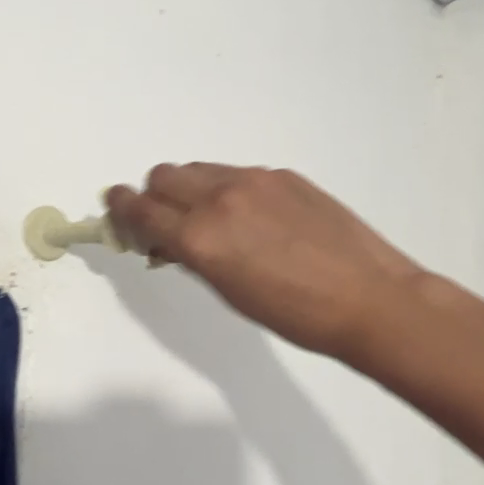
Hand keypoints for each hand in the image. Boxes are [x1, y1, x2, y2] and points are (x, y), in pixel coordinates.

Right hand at [106, 164, 428, 363]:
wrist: (368, 298)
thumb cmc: (293, 315)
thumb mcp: (229, 293)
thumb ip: (192, 258)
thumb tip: (169, 242)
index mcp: (201, 236)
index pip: (141, 209)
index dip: (122, 208)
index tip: (115, 208)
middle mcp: (220, 197)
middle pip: (163, 176)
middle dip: (154, 196)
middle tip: (166, 223)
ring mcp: (255, 180)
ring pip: (200, 169)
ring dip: (190, 189)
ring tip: (212, 220)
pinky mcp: (284, 175)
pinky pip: (237, 173)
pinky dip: (228, 190)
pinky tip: (255, 220)